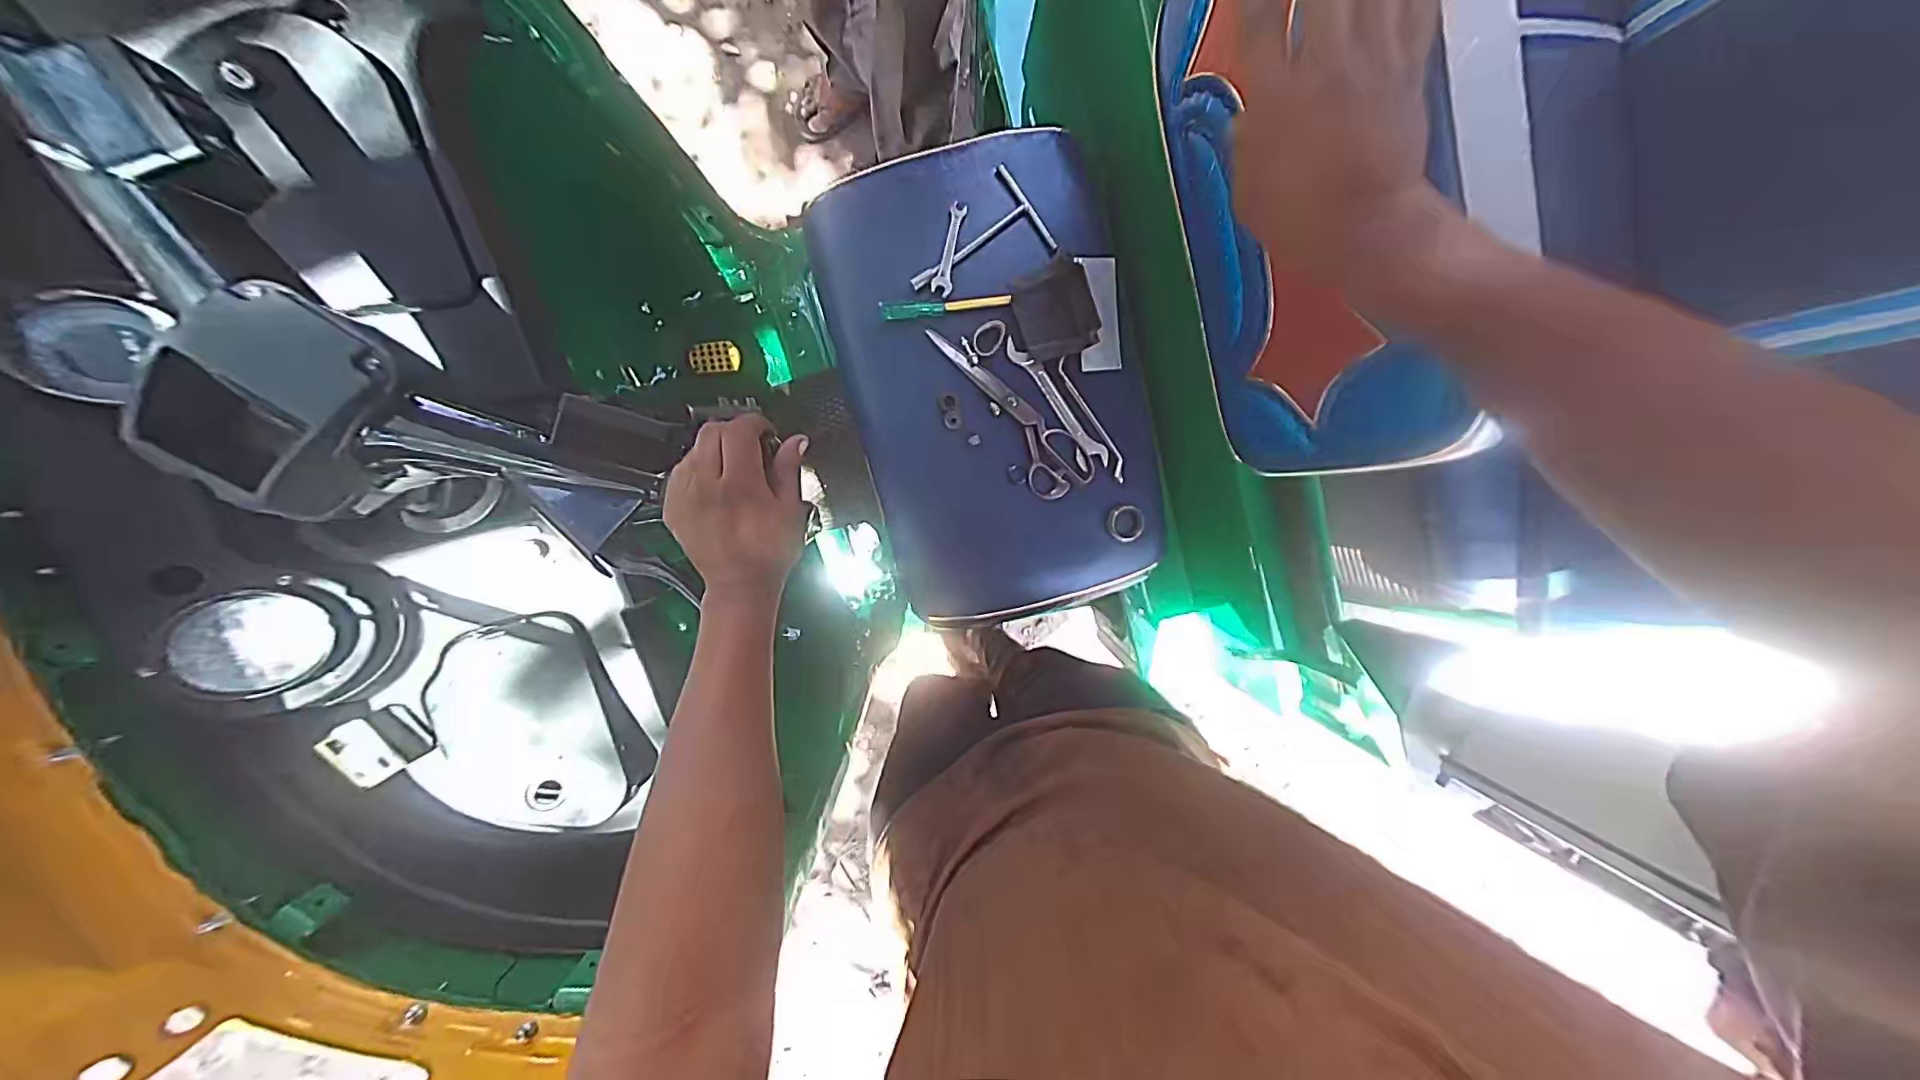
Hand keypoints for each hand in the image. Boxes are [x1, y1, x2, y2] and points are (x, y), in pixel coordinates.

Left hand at [664, 415, 808, 603]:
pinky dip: (698, 469)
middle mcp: (706, 486)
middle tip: (751, 446)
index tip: (766, 431)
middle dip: (734, 432)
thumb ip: (789, 469)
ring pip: (693, 448)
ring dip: (714, 449)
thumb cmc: (768, 554)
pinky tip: (715, 484)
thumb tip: (795, 442)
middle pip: (712, 431)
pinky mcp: (672, 507)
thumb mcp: (791, 510)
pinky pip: (680, 470)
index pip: (739, 430)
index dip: (755, 423)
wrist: (739, 585)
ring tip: (733, 469)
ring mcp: (684, 496)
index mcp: (740, 485)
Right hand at [1232, 0, 1452, 284]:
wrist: (1366, 231)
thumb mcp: (1249, 191)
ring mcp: (1374, 60)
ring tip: (1339, 0)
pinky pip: (1419, 4)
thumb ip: (1245, 145)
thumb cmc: (1302, 220)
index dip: (1251, 0)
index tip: (1247, 0)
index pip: (1260, 20)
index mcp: (1276, 96)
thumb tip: (1248, 119)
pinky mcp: (1410, 66)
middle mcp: (1326, 65)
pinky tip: (1388, 1)